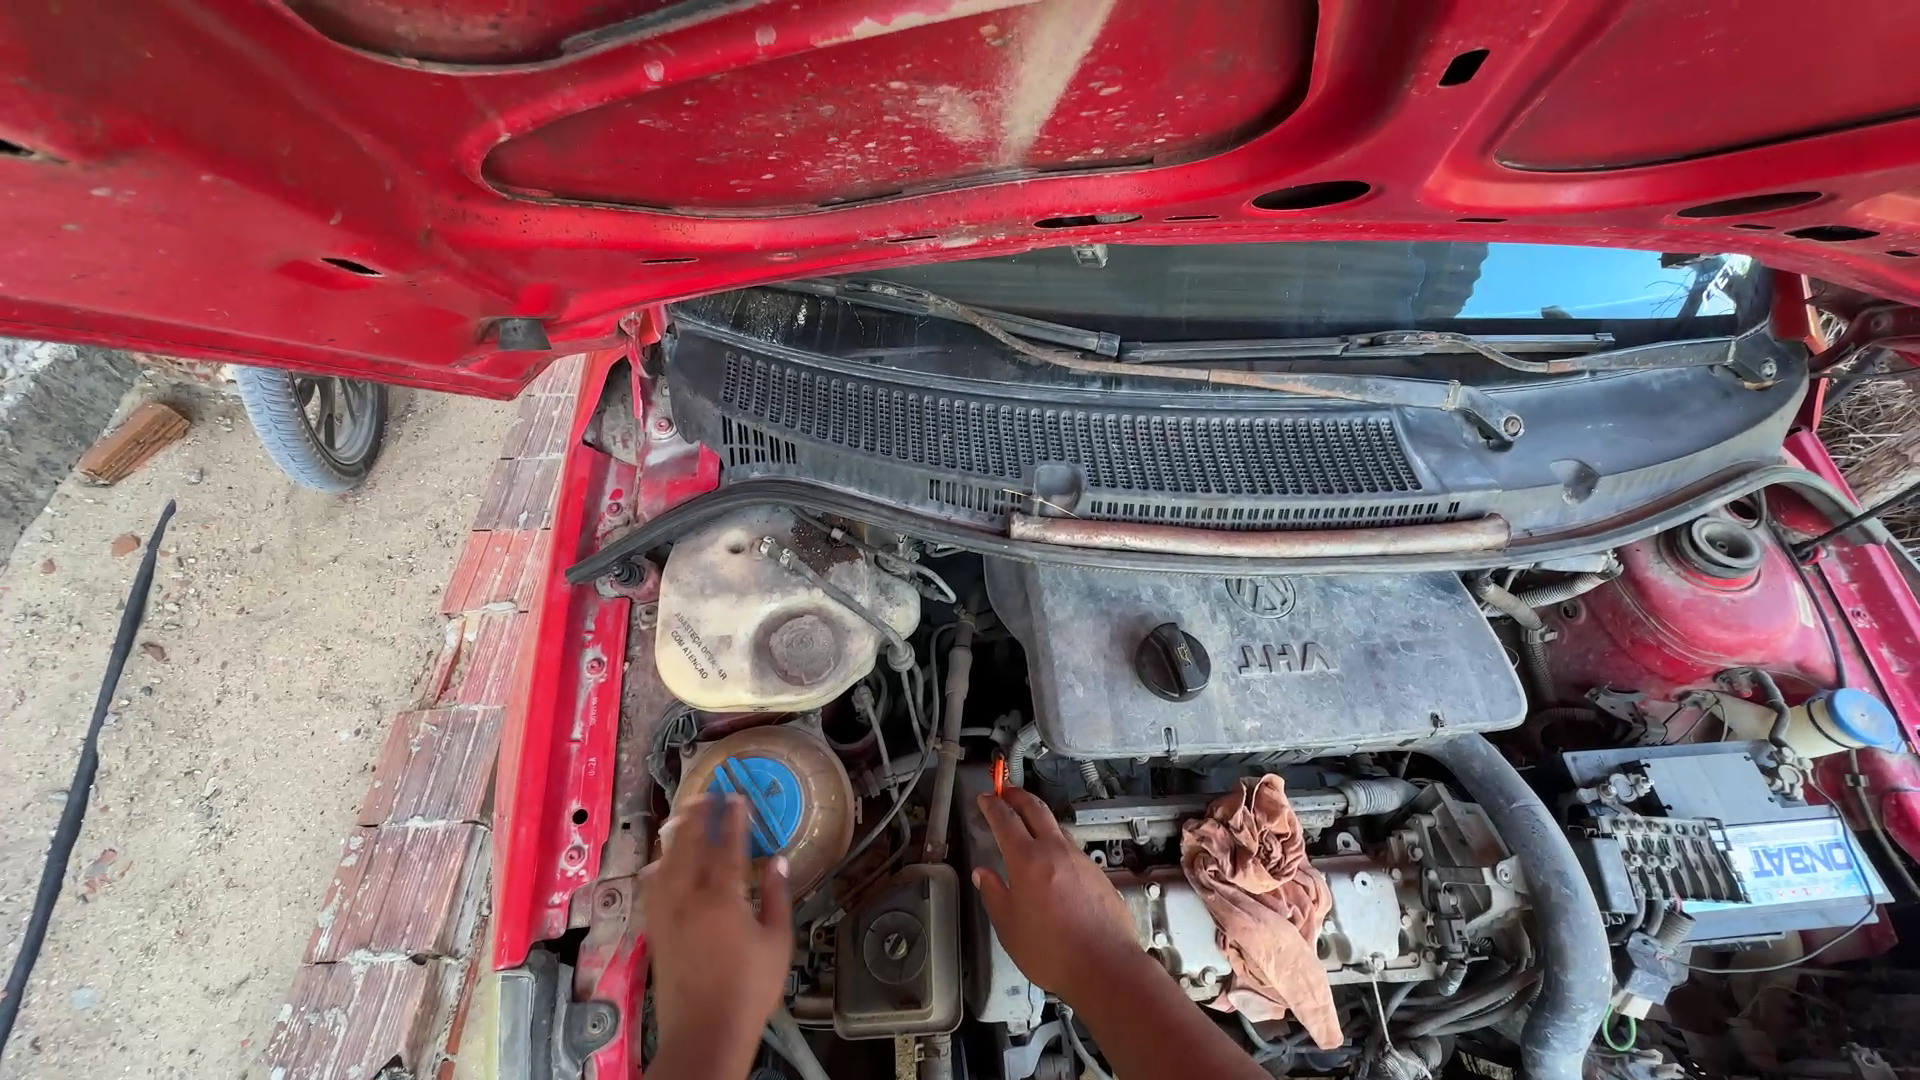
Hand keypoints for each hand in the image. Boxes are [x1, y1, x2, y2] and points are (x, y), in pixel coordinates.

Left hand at [643, 794, 792, 1079]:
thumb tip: (778, 861)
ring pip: (666, 863)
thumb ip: (776, 896)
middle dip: (697, 816)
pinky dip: (657, 867)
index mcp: (721, 897)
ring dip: (674, 836)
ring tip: (681, 815)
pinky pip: (651, 889)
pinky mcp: (655, 933)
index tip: (737, 796)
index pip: (727, 846)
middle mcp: (688, 899)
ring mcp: (667, 915)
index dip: (733, 818)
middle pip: (688, 846)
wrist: (705, 1034)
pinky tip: (659, 862)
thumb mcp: (777, 941)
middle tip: (706, 793)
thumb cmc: (749, 988)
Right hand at [971, 788, 1153, 1005]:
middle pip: (1035, 808)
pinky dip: (1057, 843)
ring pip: (1056, 827)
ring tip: (1029, 825)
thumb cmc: (1051, 950)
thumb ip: (994, 894)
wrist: (1106, 965)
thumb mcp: (1009, 927)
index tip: (984, 797)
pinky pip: (1072, 848)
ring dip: (1039, 818)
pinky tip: (1054, 862)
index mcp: (1027, 859)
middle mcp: (1054, 850)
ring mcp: (1080, 858)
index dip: (992, 805)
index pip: (1005, 819)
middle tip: (1006, 791)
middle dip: (1018, 795)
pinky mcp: (1097, 872)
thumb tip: (983, 874)